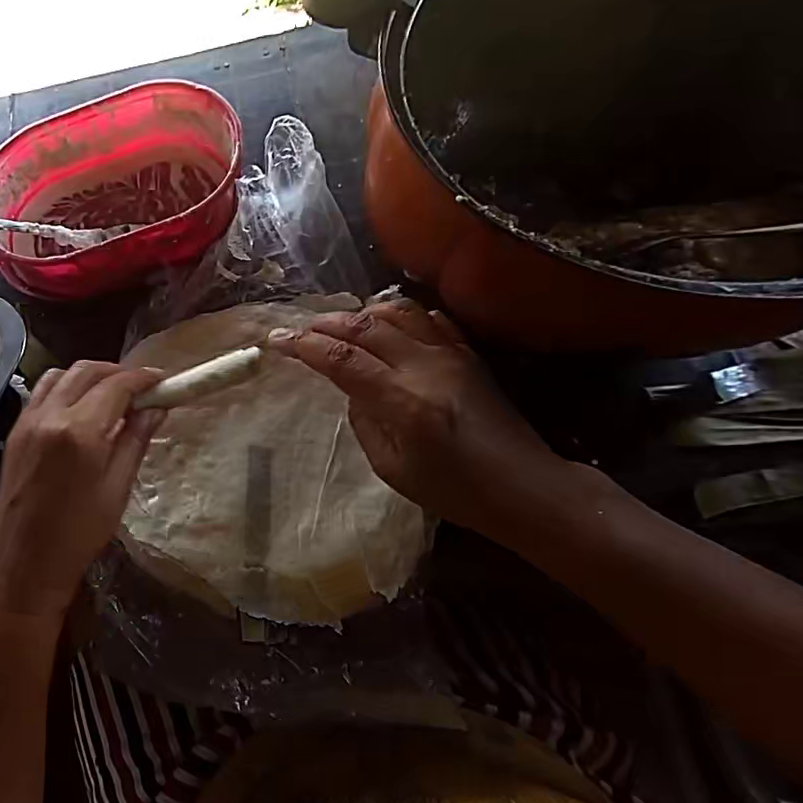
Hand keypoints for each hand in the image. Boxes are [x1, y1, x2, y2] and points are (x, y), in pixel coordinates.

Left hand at [0, 361, 164, 625]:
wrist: (23, 564)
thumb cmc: (76, 536)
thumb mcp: (116, 490)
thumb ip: (134, 442)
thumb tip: (155, 410)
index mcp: (79, 432)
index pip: (116, 386)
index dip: (143, 379)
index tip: (162, 381)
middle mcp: (49, 416)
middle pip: (87, 371)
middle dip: (118, 372)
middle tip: (141, 389)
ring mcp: (27, 422)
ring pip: (61, 375)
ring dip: (90, 376)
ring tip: (112, 395)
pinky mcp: (15, 432)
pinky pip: (41, 392)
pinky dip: (65, 388)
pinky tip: (81, 407)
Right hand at [265, 298, 572, 540]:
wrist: (525, 487)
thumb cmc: (452, 489)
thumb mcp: (390, 466)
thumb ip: (364, 420)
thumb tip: (352, 388)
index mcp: (403, 401)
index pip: (342, 359)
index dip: (305, 346)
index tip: (277, 340)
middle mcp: (426, 367)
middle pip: (366, 327)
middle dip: (325, 323)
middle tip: (300, 330)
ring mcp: (452, 356)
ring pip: (399, 312)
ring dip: (361, 312)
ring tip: (339, 324)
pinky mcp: (469, 354)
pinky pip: (431, 319)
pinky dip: (401, 314)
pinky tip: (386, 324)